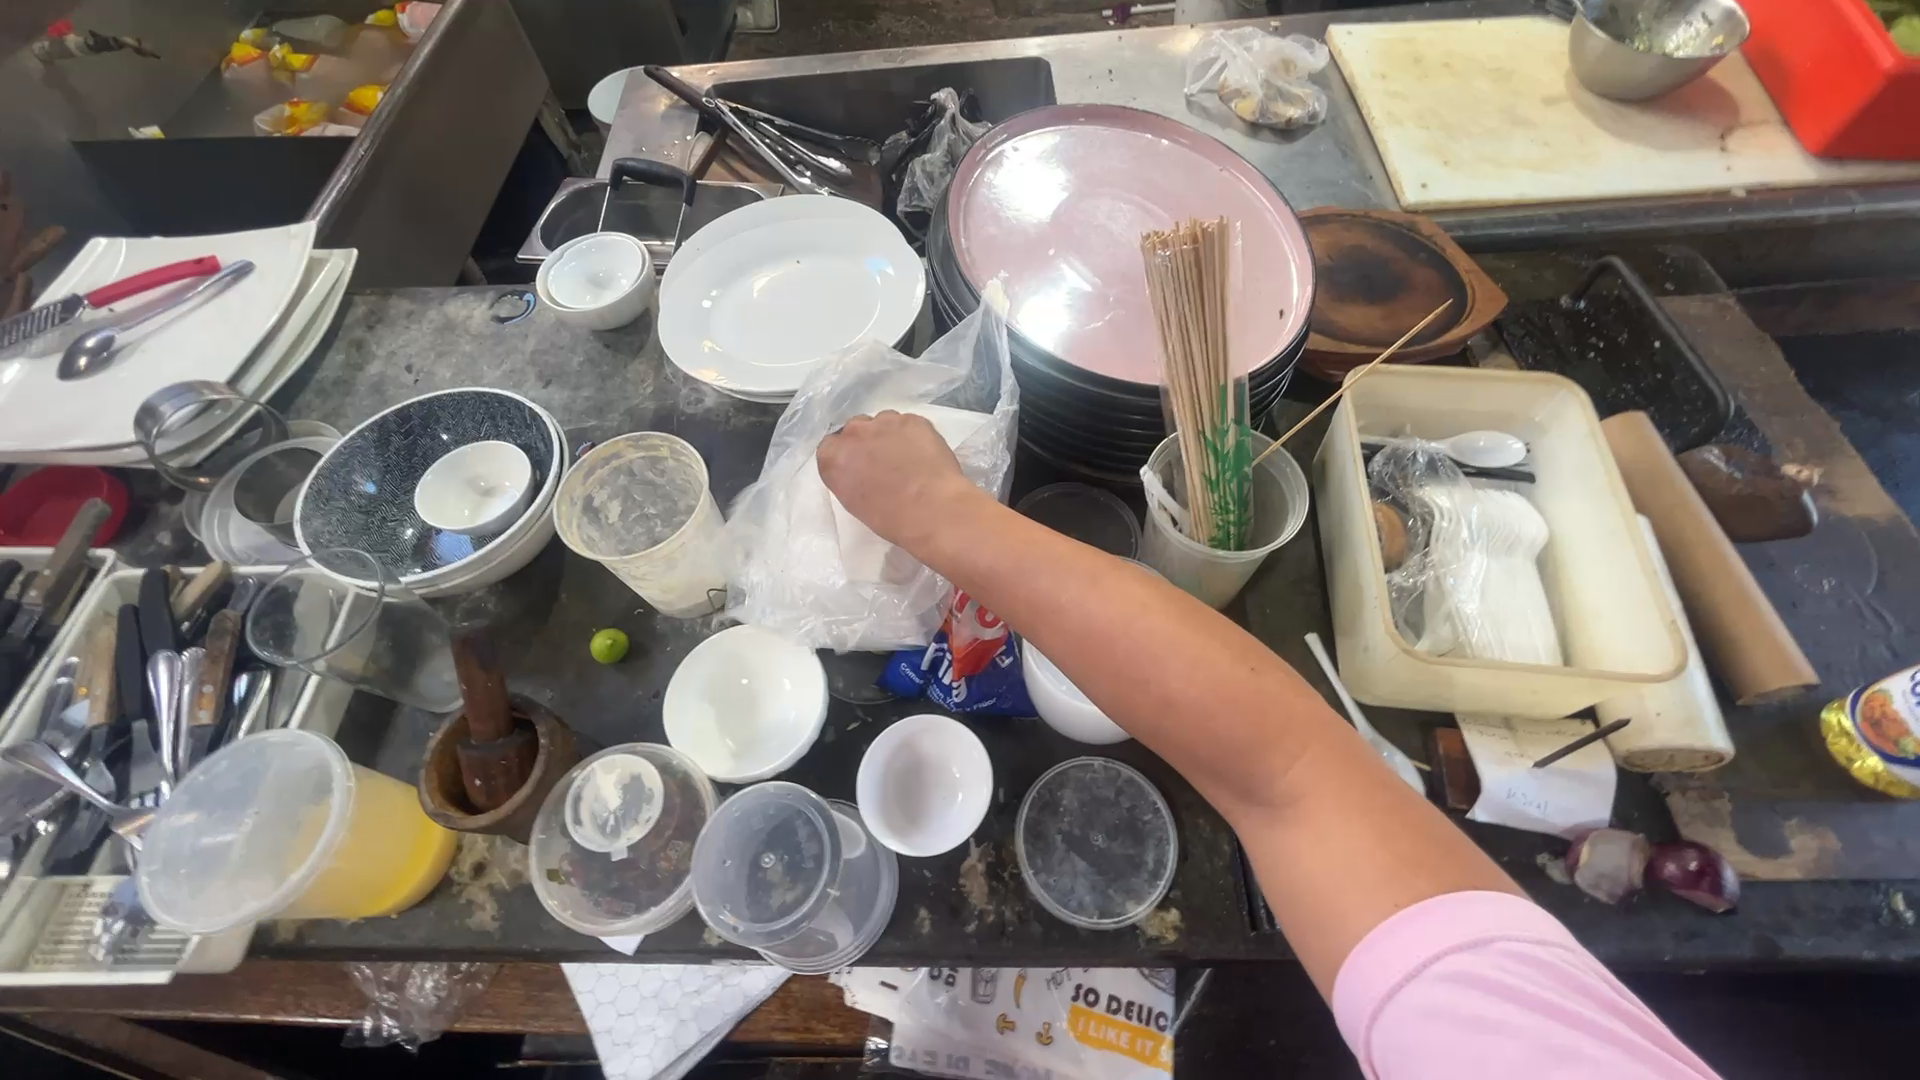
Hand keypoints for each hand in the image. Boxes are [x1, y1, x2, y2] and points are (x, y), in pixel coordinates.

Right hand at [817, 410, 979, 546]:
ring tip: (909, 459)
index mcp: (832, 458)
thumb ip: (850, 477)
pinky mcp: (914, 419)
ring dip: (890, 436)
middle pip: (855, 430)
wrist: (932, 510)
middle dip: (867, 442)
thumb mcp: (855, 502)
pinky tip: (925, 455)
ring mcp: (884, 422)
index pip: (831, 447)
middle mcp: (853, 433)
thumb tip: (861, 471)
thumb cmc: (892, 519)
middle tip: (884, 463)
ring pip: (883, 423)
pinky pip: (909, 424)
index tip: (859, 467)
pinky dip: (915, 436)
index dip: (847, 456)